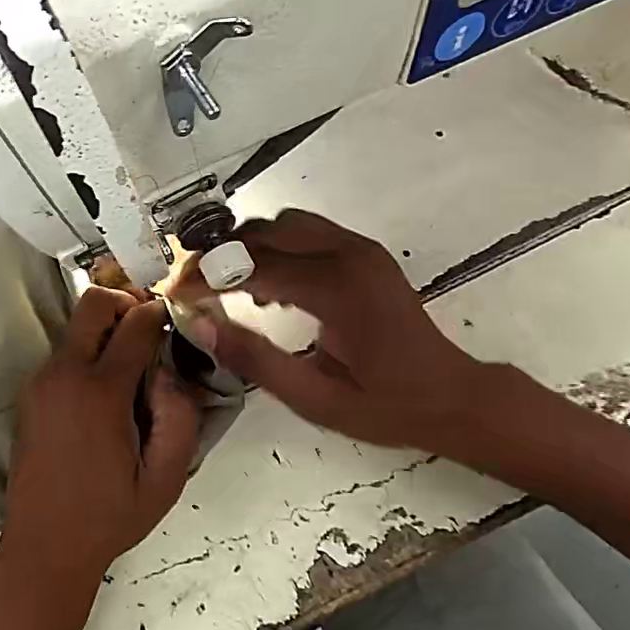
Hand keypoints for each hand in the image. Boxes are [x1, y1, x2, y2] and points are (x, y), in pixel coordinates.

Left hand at [0, 288, 200, 594]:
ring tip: (136, 366)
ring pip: (77, 326)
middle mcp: (64, 376)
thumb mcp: (166, 477)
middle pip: (94, 302)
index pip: (136, 323)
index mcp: (101, 393)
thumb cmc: (109, 517)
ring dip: (108, 330)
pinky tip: (108, 391)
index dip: (162, 313)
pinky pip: (65, 354)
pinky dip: (90, 353)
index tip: (179, 322)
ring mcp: (41, 383)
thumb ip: (181, 416)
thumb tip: (173, 371)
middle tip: (153, 329)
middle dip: (128, 303)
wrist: (43, 549)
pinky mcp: (30, 396)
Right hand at [177, 210, 497, 455]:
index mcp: (337, 288)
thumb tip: (202, 328)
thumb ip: (255, 360)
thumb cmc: (386, 404)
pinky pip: (309, 234)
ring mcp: (361, 249)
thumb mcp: (314, 397)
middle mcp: (349, 254)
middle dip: (222, 256)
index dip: (207, 278)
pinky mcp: (366, 254)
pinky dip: (278, 248)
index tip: (176, 295)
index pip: (253, 266)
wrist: (452, 394)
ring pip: (286, 224)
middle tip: (195, 289)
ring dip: (251, 248)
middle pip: (266, 232)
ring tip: (230, 288)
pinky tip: (271, 287)